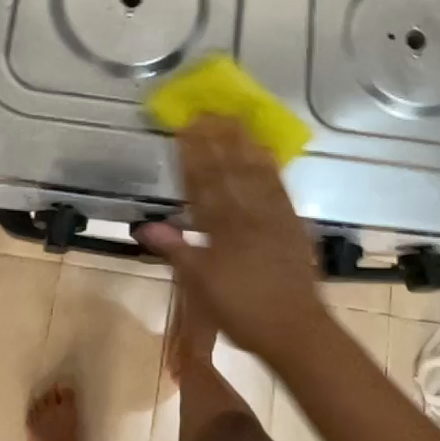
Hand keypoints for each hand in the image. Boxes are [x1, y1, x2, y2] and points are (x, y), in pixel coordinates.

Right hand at [136, 115, 329, 361]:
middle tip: (207, 111)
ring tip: (233, 119)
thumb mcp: (201, 285)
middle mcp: (247, 214)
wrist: (294, 329)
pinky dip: (270, 166)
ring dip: (242, 144)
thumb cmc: (241, 311)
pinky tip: (265, 150)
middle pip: (228, 170)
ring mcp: (273, 216)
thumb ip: (176, 250)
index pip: (202, 184)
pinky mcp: (293, 223)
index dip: (192, 155)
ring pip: (254, 172)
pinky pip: (279, 187)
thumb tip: (144, 224)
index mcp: (221, 228)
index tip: (184, 129)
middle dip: (215, 140)